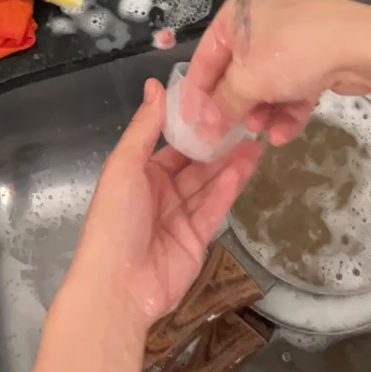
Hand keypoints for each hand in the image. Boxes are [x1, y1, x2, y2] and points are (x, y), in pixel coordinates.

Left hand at [63, 77, 264, 330]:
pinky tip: (245, 167)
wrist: (118, 286)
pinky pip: (214, 207)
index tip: (216, 100)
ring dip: (230, 163)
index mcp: (139, 171)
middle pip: (194, 162)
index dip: (192, 123)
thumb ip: (145, 127)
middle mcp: (160, 190)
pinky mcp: (197, 237)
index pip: (170, 142)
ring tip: (256, 140)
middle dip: (217, 143)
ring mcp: (180, 215)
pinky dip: (228, 188)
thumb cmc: (114, 219)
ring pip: (209, 182)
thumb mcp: (124, 166)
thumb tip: (155, 85)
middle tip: (246, 120)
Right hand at [183, 0, 370, 145]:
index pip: (204, 60)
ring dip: (261, 113)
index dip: (196, 95)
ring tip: (262, 133)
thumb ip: (222, 106)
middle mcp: (258, 27)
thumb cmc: (290, 53)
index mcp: (234, 19)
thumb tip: (202, 130)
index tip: (190, 126)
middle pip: (235, 75)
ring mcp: (288, 44)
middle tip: (226, 138)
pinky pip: (291, 90)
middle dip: (234, 108)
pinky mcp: (313, 62)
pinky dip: (286, 111)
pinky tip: (284, 135)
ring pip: (265, 86)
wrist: (359, 45)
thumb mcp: (247, 80)